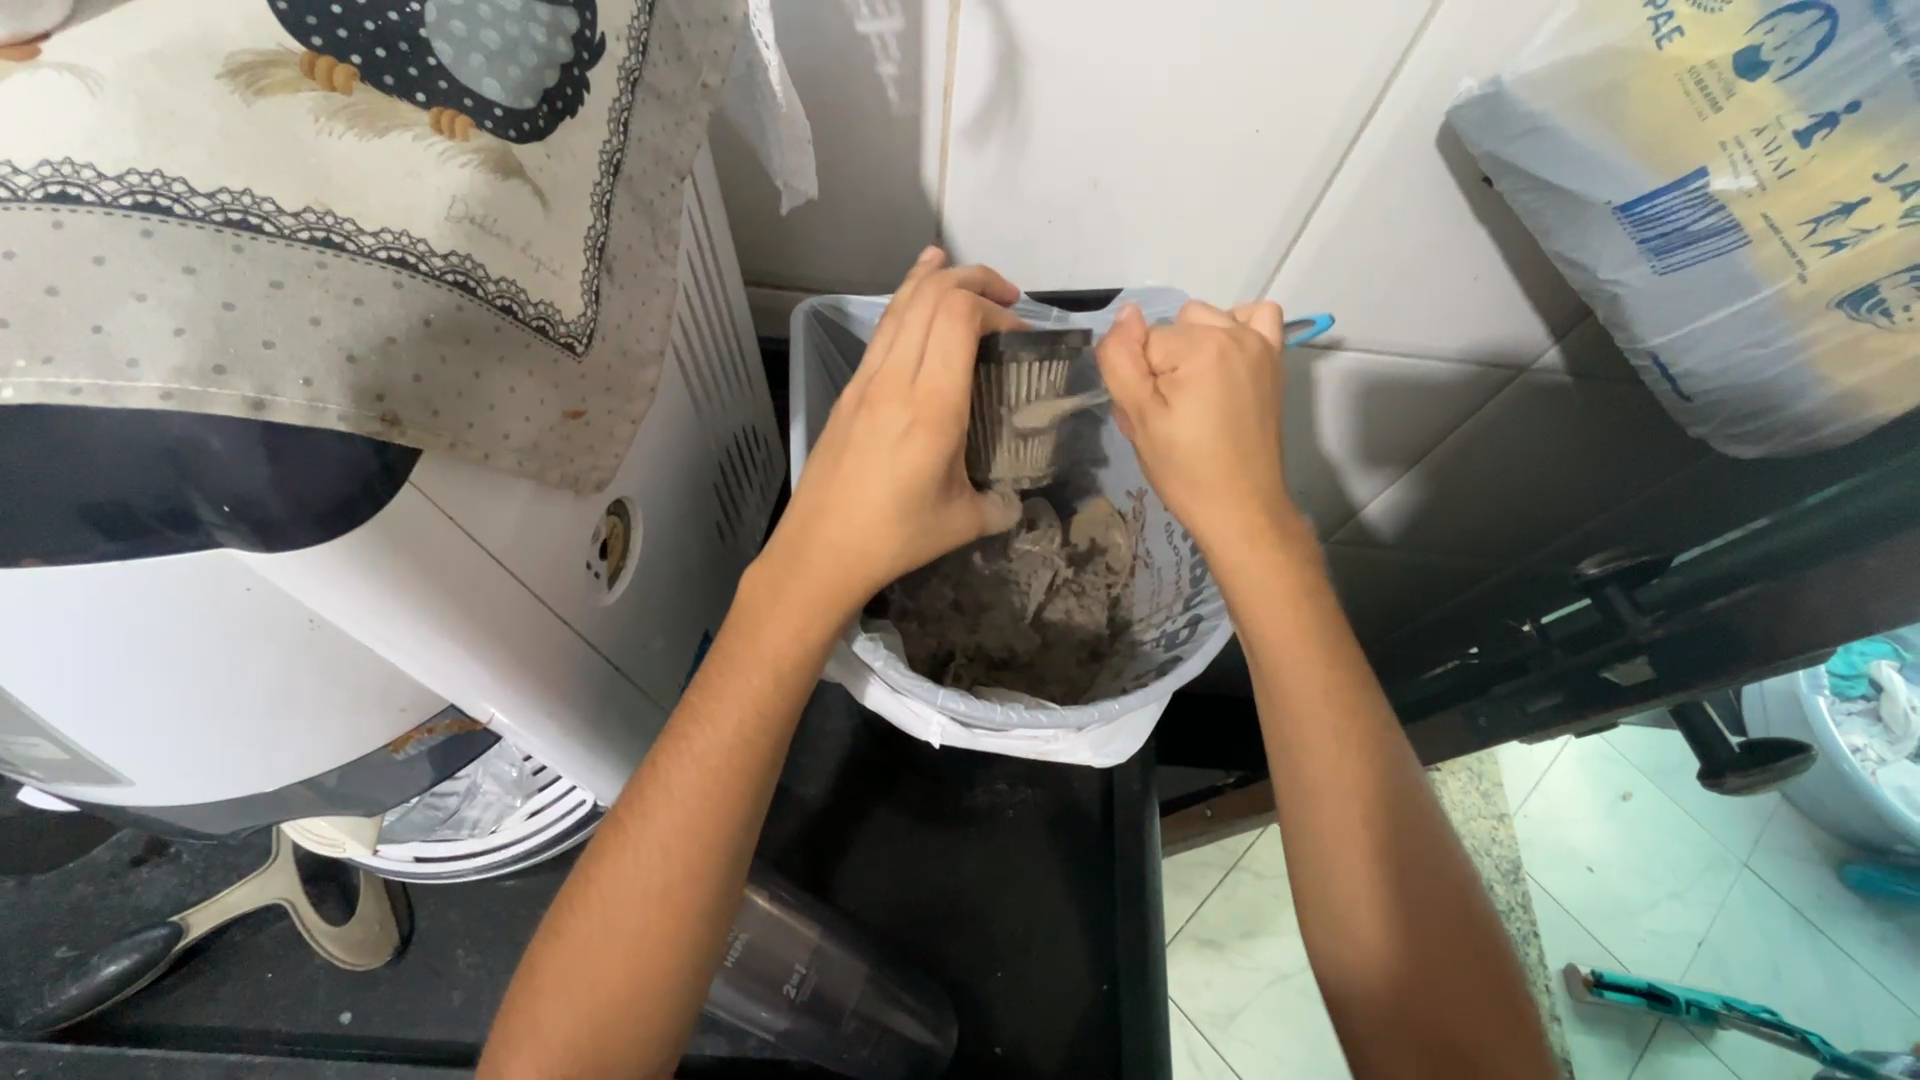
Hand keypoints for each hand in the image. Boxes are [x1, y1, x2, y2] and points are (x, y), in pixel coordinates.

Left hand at [755, 247, 1025, 618]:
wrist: (818, 551)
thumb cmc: (893, 538)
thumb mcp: (962, 523)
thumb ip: (999, 505)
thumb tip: (1016, 501)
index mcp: (931, 407)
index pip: (959, 317)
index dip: (994, 308)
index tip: (1018, 332)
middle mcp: (895, 380)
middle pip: (931, 296)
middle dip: (974, 280)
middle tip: (1007, 297)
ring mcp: (866, 381)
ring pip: (900, 305)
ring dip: (936, 280)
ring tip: (966, 276)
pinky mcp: (848, 391)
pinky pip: (882, 331)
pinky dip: (906, 302)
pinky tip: (918, 296)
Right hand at [1096, 299, 1304, 553]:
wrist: (1240, 507)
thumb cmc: (1184, 469)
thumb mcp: (1138, 418)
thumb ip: (1120, 359)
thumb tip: (1125, 313)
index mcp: (1197, 347)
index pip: (1141, 343)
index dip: (1136, 379)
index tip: (1149, 415)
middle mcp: (1233, 333)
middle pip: (1170, 329)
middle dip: (1162, 363)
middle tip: (1169, 412)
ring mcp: (1259, 344)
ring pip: (1203, 320)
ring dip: (1192, 346)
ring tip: (1194, 393)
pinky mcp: (1273, 360)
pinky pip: (1257, 316)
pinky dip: (1235, 327)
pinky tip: (1223, 359)